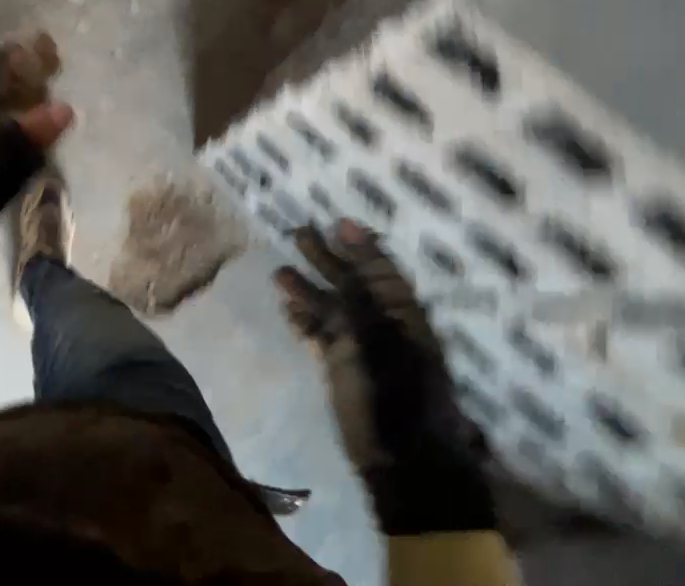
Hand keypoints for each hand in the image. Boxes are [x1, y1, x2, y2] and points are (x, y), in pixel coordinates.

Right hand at [273, 221, 493, 535]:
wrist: (402, 463)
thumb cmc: (395, 395)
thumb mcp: (377, 336)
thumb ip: (358, 290)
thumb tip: (345, 241)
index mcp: (404, 318)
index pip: (382, 272)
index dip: (362, 247)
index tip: (338, 222)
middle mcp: (385, 327)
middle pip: (353, 285)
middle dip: (327, 259)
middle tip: (299, 232)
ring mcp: (363, 350)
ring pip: (332, 309)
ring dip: (308, 289)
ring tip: (280, 273)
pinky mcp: (343, 370)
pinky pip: (322, 335)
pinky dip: (305, 322)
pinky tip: (288, 311)